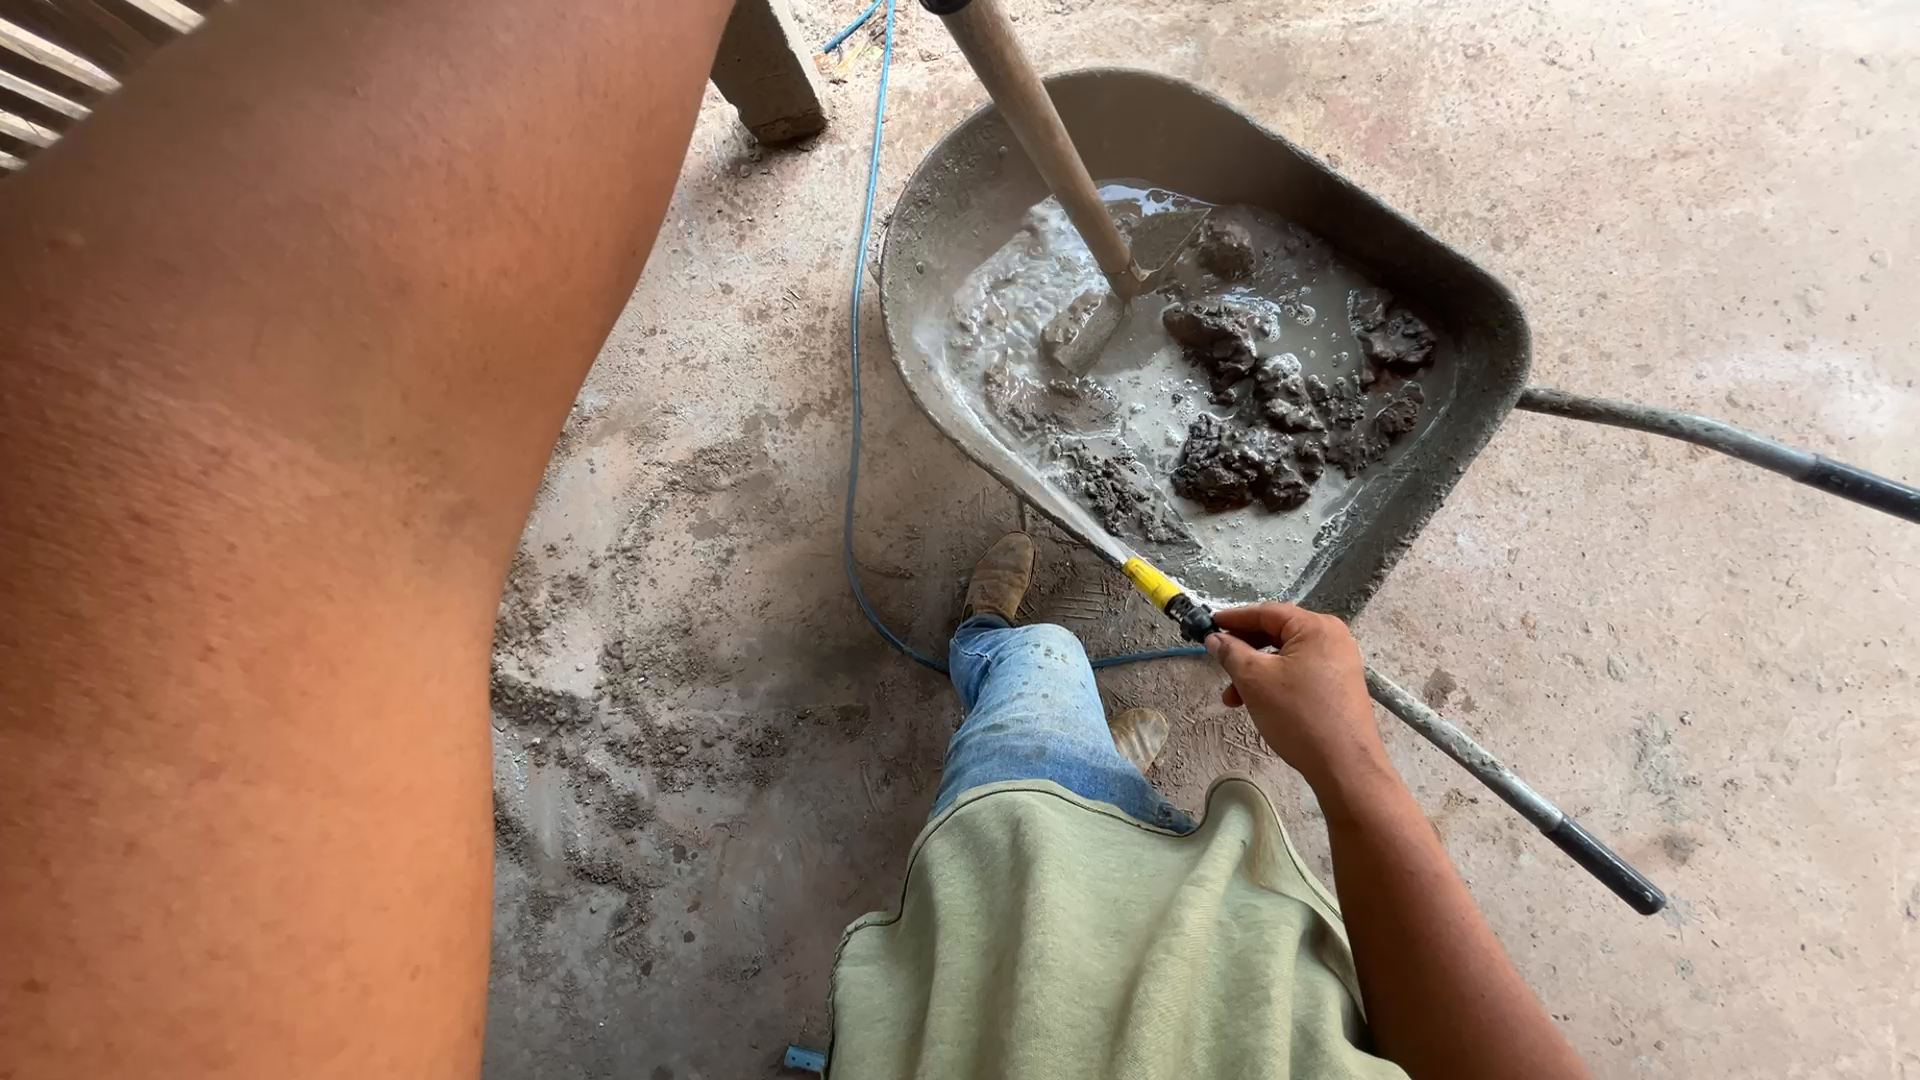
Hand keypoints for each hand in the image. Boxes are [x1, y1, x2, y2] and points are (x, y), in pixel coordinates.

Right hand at [1205, 603, 1389, 792]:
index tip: (1209, 626)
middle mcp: (1332, 639)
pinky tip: (1257, 702)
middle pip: (1276, 633)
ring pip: (1285, 657)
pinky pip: (1298, 672)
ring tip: (1234, 697)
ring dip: (1255, 672)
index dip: (1234, 619)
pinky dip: (1274, 682)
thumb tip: (1215, 638)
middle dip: (1243, 650)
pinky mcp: (1339, 686)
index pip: (1266, 612)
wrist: (1344, 766)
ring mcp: (1339, 663)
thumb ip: (1231, 652)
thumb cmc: (1298, 715)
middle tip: (1219, 662)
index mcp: (1316, 627)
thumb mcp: (1254, 680)